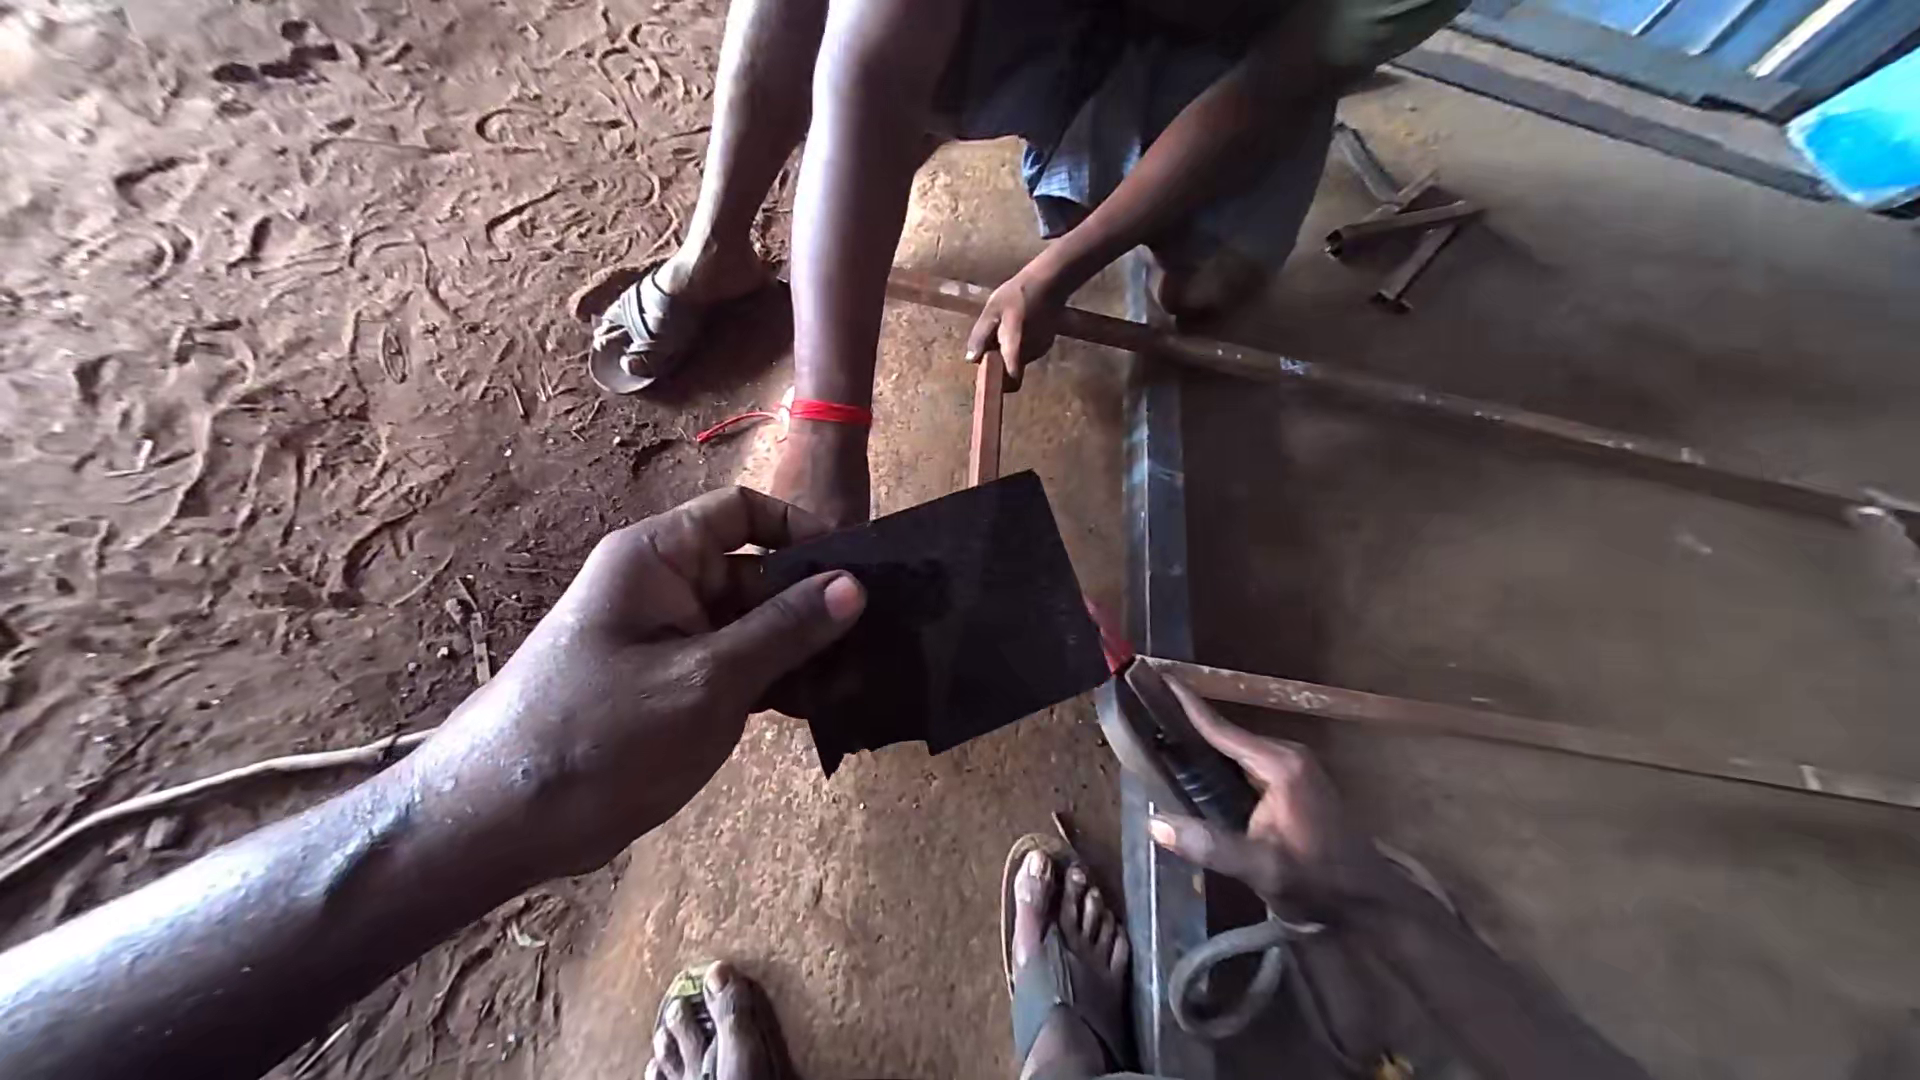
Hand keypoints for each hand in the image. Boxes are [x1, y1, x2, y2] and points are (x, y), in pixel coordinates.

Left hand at [401, 488, 864, 880]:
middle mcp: (672, 588)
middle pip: (760, 573)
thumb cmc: (598, 734)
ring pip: (761, 626)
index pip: (741, 512)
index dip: (799, 529)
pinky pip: (748, 666)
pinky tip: (824, 705)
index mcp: (661, 558)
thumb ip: (784, 630)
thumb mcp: (705, 679)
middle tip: (874, 638)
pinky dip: (783, 681)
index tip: (851, 568)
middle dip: (814, 605)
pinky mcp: (685, 685)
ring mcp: (680, 640)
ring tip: (859, 679)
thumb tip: (855, 585)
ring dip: (806, 650)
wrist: (501, 829)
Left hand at [964, 265, 1065, 390]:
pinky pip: (1027, 351)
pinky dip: (1020, 345)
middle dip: (1000, 362)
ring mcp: (1041, 349)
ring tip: (1005, 328)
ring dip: (1009, 352)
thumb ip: (980, 336)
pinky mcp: (1046, 343)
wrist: (1048, 282)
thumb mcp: (992, 311)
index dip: (1001, 384)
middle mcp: (1031, 353)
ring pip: (1019, 360)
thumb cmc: (1017, 294)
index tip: (990, 374)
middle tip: (992, 341)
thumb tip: (971, 360)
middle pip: (1012, 370)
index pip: (1013, 380)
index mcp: (1016, 347)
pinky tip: (1019, 326)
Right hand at [1147, 678, 1397, 918]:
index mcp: (1280, 764)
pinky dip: (1219, 752)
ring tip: (1161, 728)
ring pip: (1235, 744)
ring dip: (1202, 736)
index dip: (1185, 702)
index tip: (1157, 675)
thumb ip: (1210, 845)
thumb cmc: (1318, 883)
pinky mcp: (1294, 777)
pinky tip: (1197, 759)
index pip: (1221, 727)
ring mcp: (1294, 763)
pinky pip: (1245, 756)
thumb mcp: (1262, 869)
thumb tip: (1154, 824)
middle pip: (1225, 731)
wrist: (1371, 904)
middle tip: (1146, 707)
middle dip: (1186, 718)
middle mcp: (1287, 753)